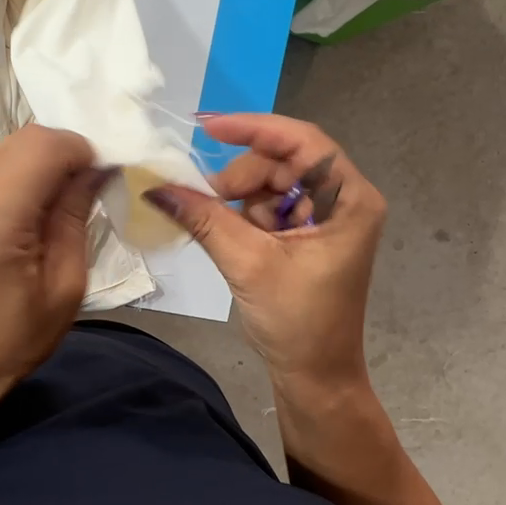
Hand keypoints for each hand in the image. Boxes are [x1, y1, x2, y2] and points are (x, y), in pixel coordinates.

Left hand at [0, 124, 106, 397]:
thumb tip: (97, 167)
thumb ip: (75, 214)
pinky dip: (20, 171)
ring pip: (10, 146)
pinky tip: (31, 206)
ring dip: (42, 161)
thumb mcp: (67, 282)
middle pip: (27, 138)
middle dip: (65, 153)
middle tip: (87, 188)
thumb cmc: (21, 333)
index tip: (103, 179)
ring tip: (59, 201)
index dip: (82, 152)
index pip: (45, 148)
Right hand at [146, 113, 385, 390]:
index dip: (253, 130)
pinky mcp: (307, 236)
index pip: (302, 141)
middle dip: (241, 178)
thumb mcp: (248, 265)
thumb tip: (155, 187)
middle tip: (207, 204)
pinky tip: (233, 242)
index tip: (207, 129)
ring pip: (270, 184)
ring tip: (224, 235)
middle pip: (282, 162)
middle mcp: (343, 199)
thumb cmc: (297, 322)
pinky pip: (268, 208)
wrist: (314, 375)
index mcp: (349, 199)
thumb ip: (205, 220)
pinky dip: (243, 217)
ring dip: (239, 202)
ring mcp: (325, 218)